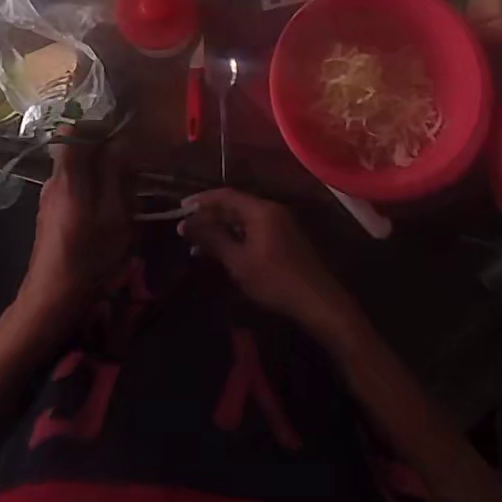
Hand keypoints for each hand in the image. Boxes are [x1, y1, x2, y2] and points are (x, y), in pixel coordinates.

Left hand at [14, 142, 131, 331]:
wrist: (53, 298)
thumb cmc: (89, 257)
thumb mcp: (115, 217)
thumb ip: (116, 176)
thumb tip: (119, 142)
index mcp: (67, 176)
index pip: (74, 130)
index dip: (98, 129)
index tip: (123, 141)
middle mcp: (53, 180)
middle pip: (78, 151)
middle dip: (106, 157)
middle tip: (132, 176)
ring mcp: (49, 197)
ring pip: (79, 172)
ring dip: (103, 178)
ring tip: (126, 201)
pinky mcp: (50, 213)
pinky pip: (75, 190)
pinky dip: (94, 194)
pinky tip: (109, 217)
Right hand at [179, 188, 352, 334]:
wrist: (321, 305)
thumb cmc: (276, 281)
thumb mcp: (238, 261)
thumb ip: (212, 239)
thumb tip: (186, 224)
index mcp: (260, 210)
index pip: (224, 195)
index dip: (200, 201)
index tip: (180, 209)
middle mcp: (271, 211)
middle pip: (233, 206)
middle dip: (208, 217)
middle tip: (186, 230)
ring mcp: (281, 225)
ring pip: (243, 220)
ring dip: (220, 230)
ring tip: (199, 246)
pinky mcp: (285, 240)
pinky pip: (253, 230)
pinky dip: (235, 238)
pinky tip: (223, 253)